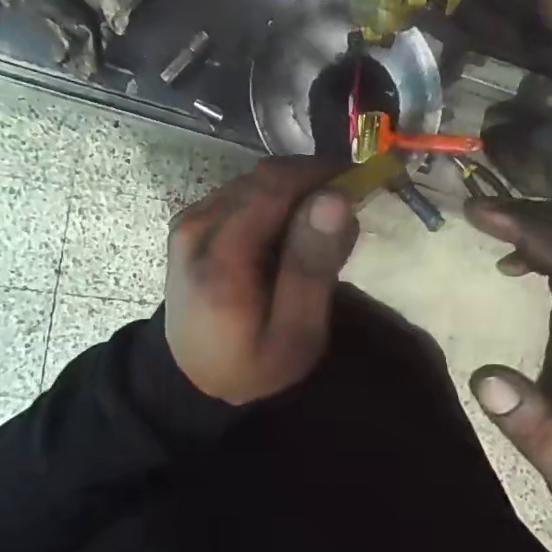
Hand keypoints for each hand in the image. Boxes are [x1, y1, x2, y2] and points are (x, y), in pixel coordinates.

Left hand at [164, 157, 360, 404]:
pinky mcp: (191, 221)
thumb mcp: (297, 333)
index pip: (275, 184)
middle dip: (313, 183)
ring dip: (294, 193)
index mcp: (220, 257)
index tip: (362, 185)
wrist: (194, 378)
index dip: (322, 173)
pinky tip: (288, 236)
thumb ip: (313, 265)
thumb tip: (335, 197)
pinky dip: (274, 203)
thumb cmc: (254, 363)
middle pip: (265, 177)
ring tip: (320, 230)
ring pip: (254, 181)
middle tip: (347, 213)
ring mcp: (189, 221)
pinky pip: (241, 194)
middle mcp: (197, 227)